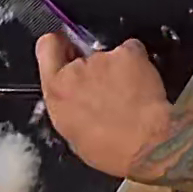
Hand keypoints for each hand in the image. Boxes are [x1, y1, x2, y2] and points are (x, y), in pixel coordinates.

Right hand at [36, 34, 176, 176]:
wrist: (144, 141)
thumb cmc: (110, 147)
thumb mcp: (73, 131)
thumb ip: (69, 103)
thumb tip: (78, 94)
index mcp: (56, 92)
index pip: (48, 49)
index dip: (58, 44)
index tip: (66, 44)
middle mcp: (75, 70)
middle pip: (84, 56)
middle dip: (97, 68)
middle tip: (112, 88)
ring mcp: (102, 58)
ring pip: (111, 55)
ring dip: (120, 67)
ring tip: (131, 92)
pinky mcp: (128, 52)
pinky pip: (132, 49)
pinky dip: (138, 61)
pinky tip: (143, 82)